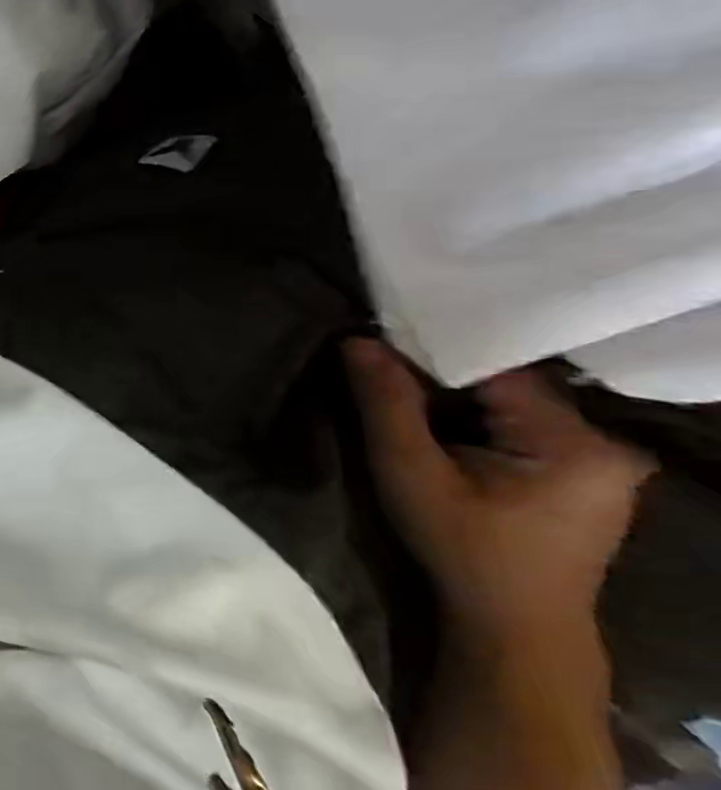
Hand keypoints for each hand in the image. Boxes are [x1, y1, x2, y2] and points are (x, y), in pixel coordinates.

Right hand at [342, 339, 655, 636]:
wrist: (512, 625)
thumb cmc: (461, 547)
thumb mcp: (408, 470)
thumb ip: (386, 402)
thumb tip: (357, 338)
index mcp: (577, 441)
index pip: (493, 369)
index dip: (429, 355)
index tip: (376, 347)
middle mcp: (605, 442)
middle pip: (504, 385)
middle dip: (440, 379)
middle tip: (379, 372)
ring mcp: (603, 461)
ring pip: (510, 404)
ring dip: (456, 400)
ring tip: (402, 396)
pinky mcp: (586, 475)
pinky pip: (521, 424)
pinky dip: (476, 420)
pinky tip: (443, 429)